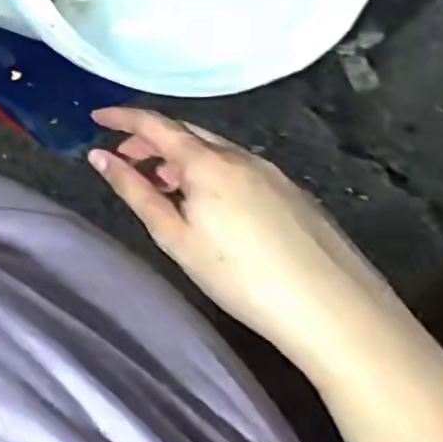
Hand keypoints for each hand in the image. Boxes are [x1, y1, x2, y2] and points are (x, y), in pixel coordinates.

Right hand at [88, 108, 407, 362]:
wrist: (347, 324)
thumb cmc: (243, 278)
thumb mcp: (173, 236)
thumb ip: (133, 190)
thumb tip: (99, 156)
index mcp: (208, 164)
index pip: (155, 124)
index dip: (121, 117)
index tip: (96, 117)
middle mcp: (244, 160)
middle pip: (187, 133)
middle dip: (149, 139)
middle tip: (124, 158)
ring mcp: (278, 178)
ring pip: (216, 151)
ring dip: (180, 157)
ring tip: (162, 186)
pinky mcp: (300, 200)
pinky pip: (241, 169)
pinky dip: (210, 171)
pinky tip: (208, 204)